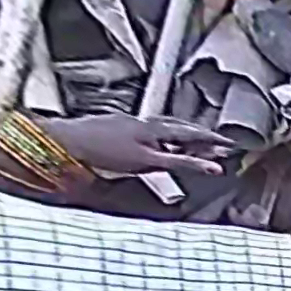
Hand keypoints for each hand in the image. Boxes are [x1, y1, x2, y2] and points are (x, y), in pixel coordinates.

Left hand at [41, 115, 234, 175]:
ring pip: (163, 127)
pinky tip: (160, 145)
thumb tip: (217, 168)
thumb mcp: (152, 162)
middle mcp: (143, 121)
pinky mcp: (114, 126)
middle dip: (200, 135)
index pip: (194, 133)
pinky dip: (162, 137)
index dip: (214, 139)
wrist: (60, 141)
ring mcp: (126, 121)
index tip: (230, 144)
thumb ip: (186, 164)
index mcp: (156, 128)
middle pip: (179, 126)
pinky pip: (147, 130)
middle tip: (216, 144)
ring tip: (192, 146)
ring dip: (181, 136)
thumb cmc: (104, 151)